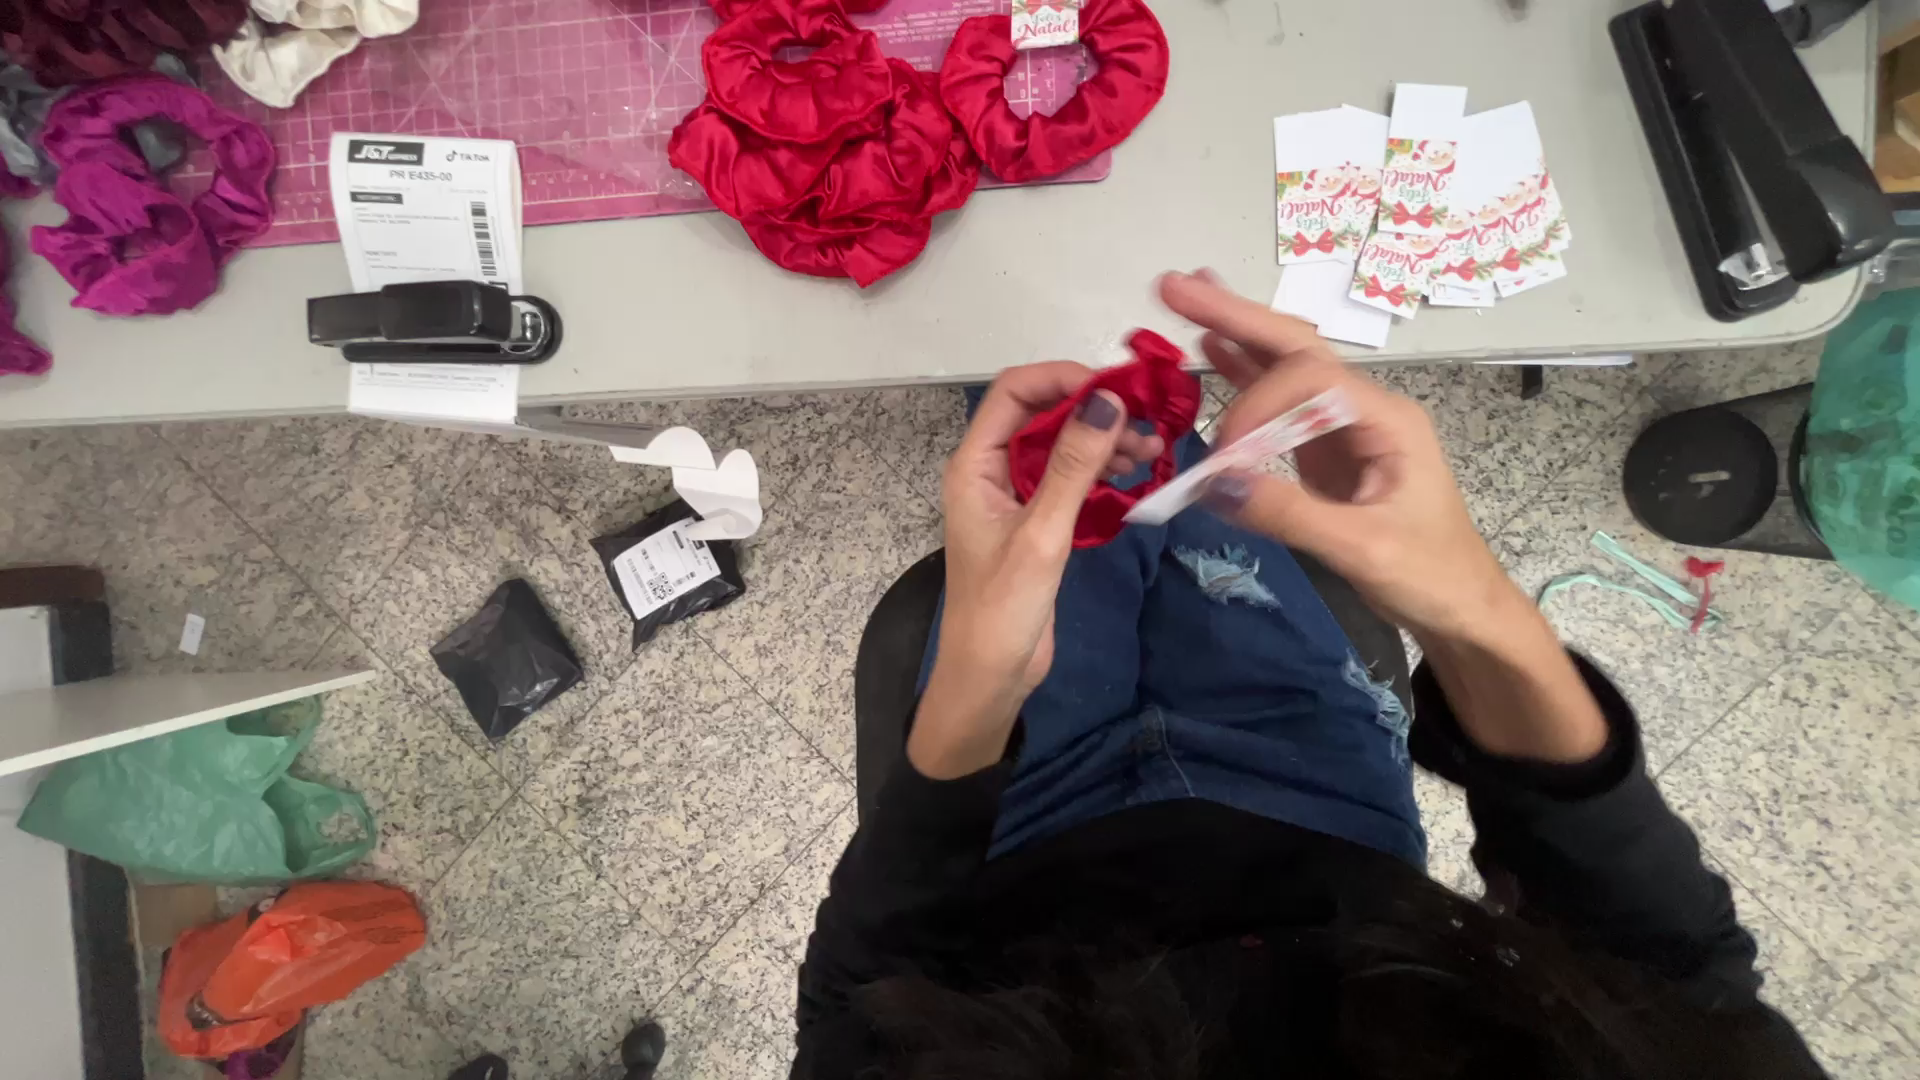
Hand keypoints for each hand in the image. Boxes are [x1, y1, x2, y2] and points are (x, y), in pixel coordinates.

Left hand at [910, 362, 1162, 777]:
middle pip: (1042, 414)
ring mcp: (1015, 495)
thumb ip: (1073, 466)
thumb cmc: (1002, 609)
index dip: (1063, 379)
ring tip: (1152, 453)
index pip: (1013, 392)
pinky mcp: (1038, 520)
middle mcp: (991, 471)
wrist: (991, 674)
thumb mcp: (1041, 534)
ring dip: (1104, 443)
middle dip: (1093, 411)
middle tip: (1147, 421)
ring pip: (1062, 447)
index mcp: (974, 465)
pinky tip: (1136, 475)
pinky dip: (1101, 473)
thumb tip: (1108, 400)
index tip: (1117, 388)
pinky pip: (1070, 480)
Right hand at [1156, 269, 1521, 643]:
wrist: (1457, 603)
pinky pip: (1276, 403)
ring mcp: (1340, 426)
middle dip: (1235, 316)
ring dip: (1234, 333)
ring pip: (1283, 365)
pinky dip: (1241, 376)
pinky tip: (1212, 352)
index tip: (1221, 457)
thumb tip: (1211, 482)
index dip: (1254, 405)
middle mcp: (1362, 407)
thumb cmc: (1427, 573)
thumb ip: (1287, 512)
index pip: (1308, 379)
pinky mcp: (1321, 448)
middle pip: (1294, 346)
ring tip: (1186, 300)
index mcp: (1384, 418)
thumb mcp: (1361, 547)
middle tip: (1176, 288)